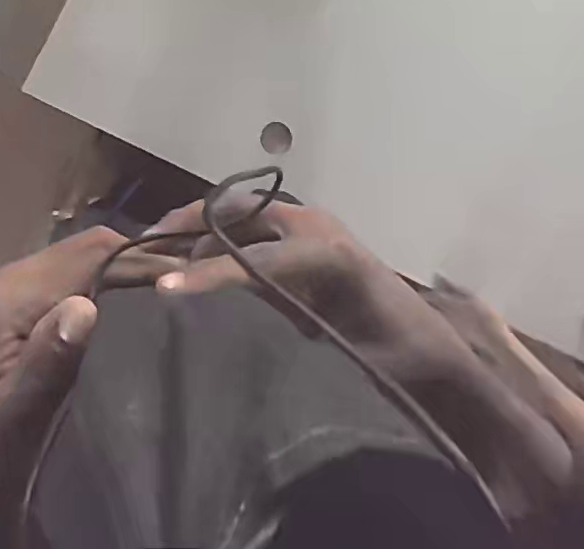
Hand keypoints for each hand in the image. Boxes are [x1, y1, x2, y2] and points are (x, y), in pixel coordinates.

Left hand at [0, 227, 178, 527]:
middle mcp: (17, 275)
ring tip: (166, 277)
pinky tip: (129, 288)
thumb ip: (46, 358)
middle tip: (183, 271)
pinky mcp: (25, 297)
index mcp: (16, 295)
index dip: (135, 259)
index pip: (88, 256)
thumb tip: (87, 305)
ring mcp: (19, 284)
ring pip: (81, 251)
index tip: (181, 271)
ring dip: (122, 258)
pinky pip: (74, 267)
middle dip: (134, 251)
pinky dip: (107, 269)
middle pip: (86, 245)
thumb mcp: (16, 412)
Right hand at [149, 201, 574, 522]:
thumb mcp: (368, 370)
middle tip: (139, 255)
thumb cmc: (411, 361)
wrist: (444, 347)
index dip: (207, 276)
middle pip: (232, 216)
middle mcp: (310, 224)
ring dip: (192, 228)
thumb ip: (311, 359)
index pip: (254, 259)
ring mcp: (302, 222)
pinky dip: (209, 233)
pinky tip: (186, 258)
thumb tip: (246, 359)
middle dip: (184, 232)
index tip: (161, 291)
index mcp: (329, 254)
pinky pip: (242, 221)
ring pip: (233, 212)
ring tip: (151, 253)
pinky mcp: (297, 230)